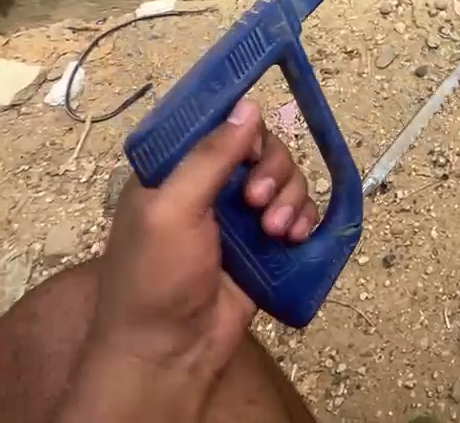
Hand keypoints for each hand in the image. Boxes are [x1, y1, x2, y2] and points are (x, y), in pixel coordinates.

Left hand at [70, 99, 319, 409]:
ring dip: (290, 198)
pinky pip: (300, 208)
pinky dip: (303, 217)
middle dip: (272, 171)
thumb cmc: (155, 280)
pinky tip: (296, 237)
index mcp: (174, 173)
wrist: (171, 355)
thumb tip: (249, 103)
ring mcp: (240, 215)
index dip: (242, 131)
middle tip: (259, 202)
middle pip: (262, 149)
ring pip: (286, 177)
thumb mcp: (172, 212)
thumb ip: (210, 157)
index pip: (219, 127)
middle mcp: (209, 187)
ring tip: (278, 231)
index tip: (251, 151)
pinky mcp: (266, 240)